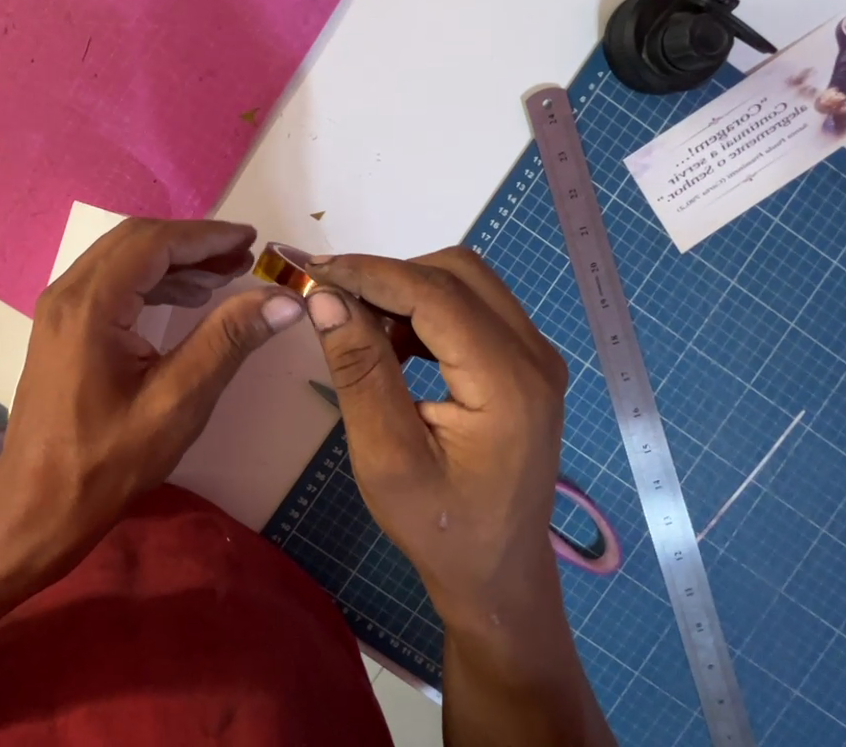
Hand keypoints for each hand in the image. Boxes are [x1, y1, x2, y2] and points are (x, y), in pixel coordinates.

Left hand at [0, 219, 304, 562]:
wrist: (37, 504)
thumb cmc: (107, 461)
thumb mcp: (177, 402)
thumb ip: (228, 341)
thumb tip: (284, 300)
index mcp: (90, 304)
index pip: (153, 243)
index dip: (205, 236)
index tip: (250, 240)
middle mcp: (66, 294)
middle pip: (134, 242)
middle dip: (191, 244)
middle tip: (242, 257)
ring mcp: (58, 310)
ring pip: (120, 261)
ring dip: (171, 262)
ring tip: (224, 276)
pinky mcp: (60, 328)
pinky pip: (108, 285)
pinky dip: (149, 283)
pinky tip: (185, 300)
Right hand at [301, 248, 568, 628]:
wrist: (496, 574)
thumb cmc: (438, 525)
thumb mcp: (385, 455)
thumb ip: (359, 370)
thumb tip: (325, 297)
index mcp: (508, 382)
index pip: (434, 294)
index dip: (369, 272)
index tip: (311, 271)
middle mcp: (534, 356)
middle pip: (457, 274)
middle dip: (388, 276)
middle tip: (332, 300)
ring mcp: (535, 359)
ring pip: (465, 284)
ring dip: (405, 291)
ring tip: (357, 325)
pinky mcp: (524, 366)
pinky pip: (471, 309)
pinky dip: (423, 311)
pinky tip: (391, 346)